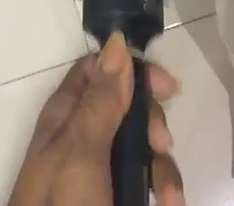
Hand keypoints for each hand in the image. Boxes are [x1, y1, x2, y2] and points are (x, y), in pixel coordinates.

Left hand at [9, 33, 185, 204]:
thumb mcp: (81, 154)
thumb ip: (101, 101)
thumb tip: (117, 42)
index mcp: (65, 117)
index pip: (99, 69)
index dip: (133, 70)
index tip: (167, 88)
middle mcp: (81, 138)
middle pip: (127, 106)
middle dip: (152, 123)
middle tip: (161, 142)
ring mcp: (98, 173)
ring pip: (142, 149)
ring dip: (163, 168)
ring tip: (168, 198)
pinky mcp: (115, 200)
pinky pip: (147, 185)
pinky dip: (163, 193)